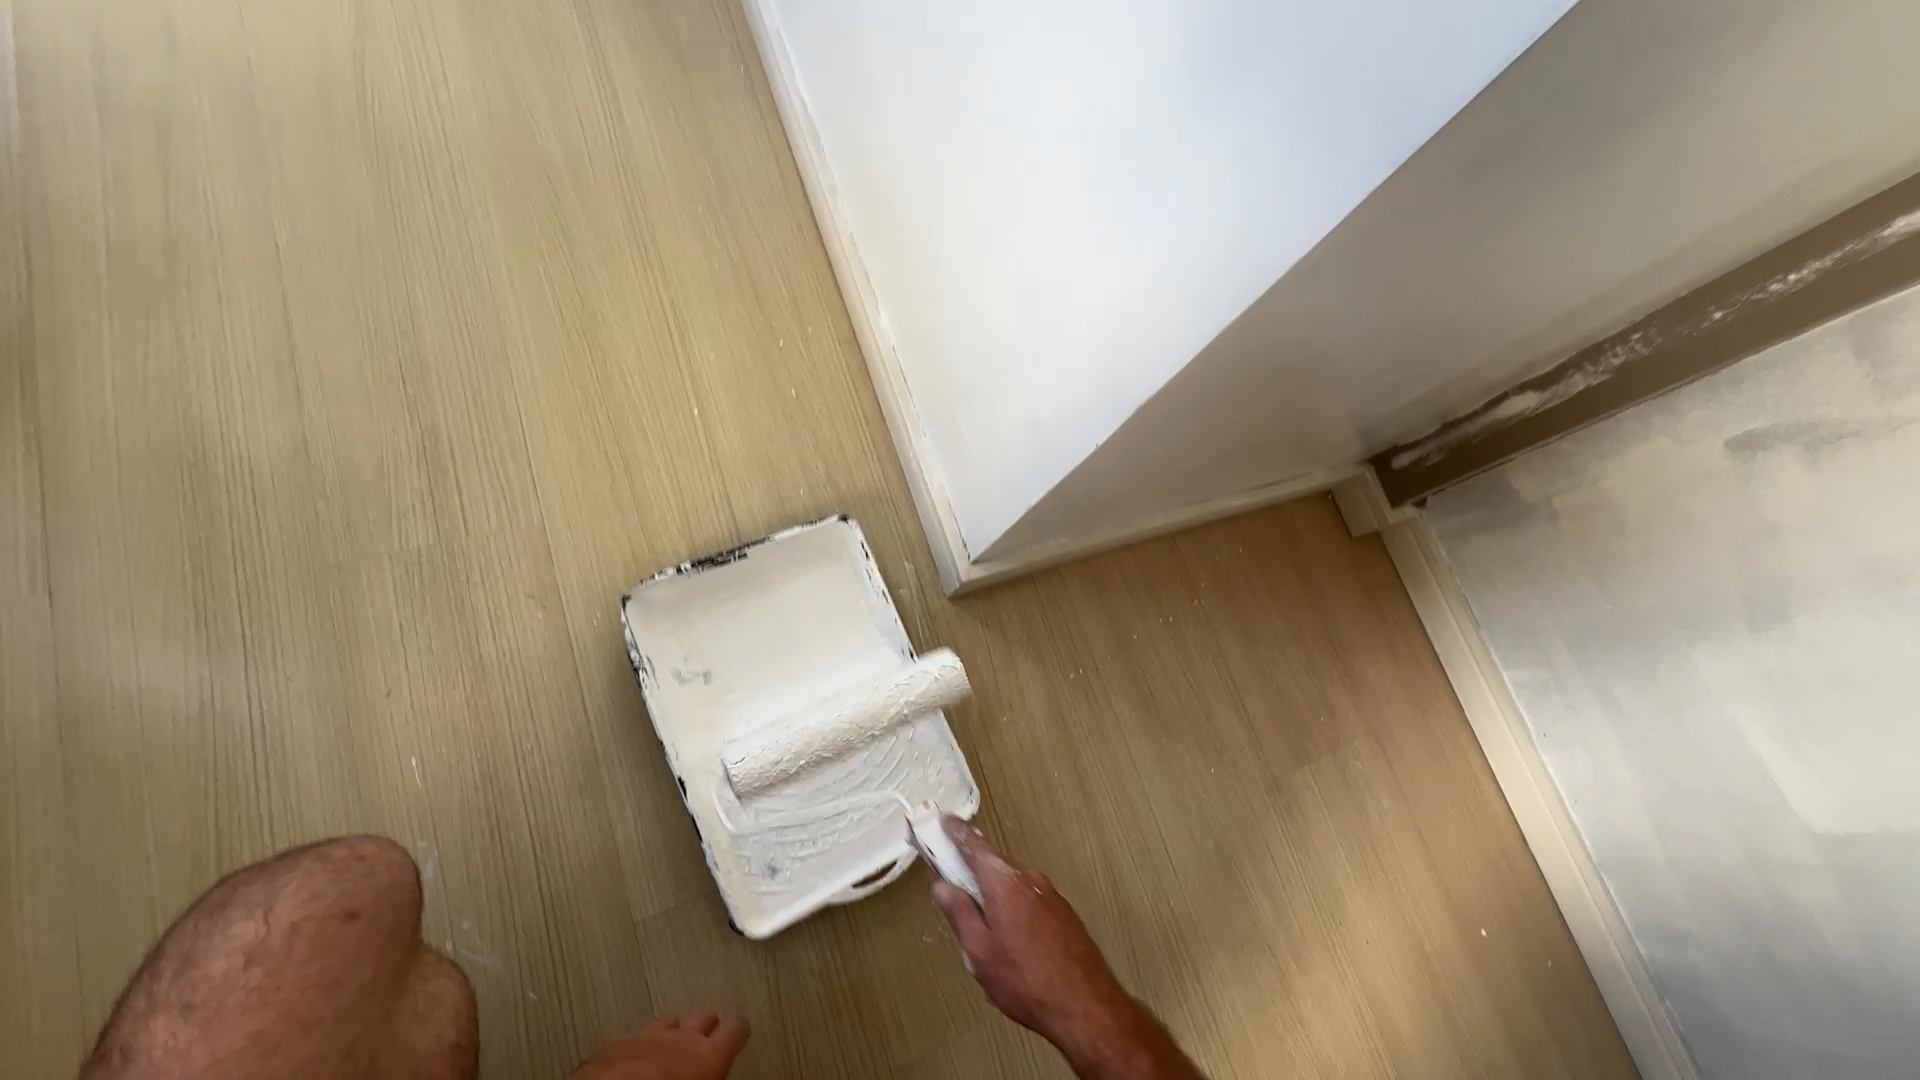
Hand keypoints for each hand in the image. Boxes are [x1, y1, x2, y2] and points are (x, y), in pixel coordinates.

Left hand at [570, 1013, 749, 1079]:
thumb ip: (712, 1076)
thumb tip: (715, 1077)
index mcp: (707, 1056)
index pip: (736, 1028)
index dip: (738, 1032)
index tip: (738, 1034)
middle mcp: (679, 1039)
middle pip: (702, 1018)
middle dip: (704, 1030)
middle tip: (705, 1044)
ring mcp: (644, 1038)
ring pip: (667, 1024)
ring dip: (671, 1036)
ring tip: (669, 1054)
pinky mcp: (613, 1045)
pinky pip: (634, 1038)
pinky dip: (639, 1048)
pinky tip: (634, 1064)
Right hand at [928, 819, 1133, 1053]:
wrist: (1084, 1005)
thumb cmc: (1026, 981)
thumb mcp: (979, 951)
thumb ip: (959, 913)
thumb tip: (942, 886)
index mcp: (1003, 882)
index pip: (972, 845)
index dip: (953, 832)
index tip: (941, 822)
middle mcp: (1028, 878)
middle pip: (991, 865)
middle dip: (970, 873)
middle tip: (951, 890)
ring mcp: (1049, 893)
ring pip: (1010, 885)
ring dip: (992, 895)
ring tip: (983, 934)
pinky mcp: (1062, 911)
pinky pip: (1027, 899)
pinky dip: (1012, 908)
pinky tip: (1010, 942)